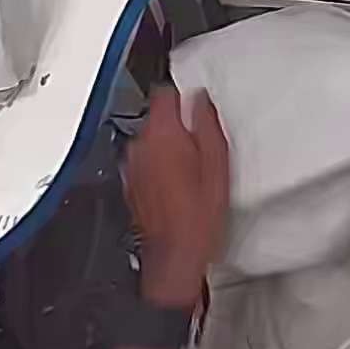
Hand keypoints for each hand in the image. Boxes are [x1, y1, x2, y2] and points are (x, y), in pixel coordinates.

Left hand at [125, 88, 229, 307]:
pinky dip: (160, 161)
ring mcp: (133, 166)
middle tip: (201, 136)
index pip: (164, 93)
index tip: (195, 99)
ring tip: (193, 162)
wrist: (176, 255)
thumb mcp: (218, 160)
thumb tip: (201, 100)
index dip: (182, 92)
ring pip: (151, 136)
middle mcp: (141, 146)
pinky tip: (179, 179)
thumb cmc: (198, 214)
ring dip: (169, 142)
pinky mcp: (131, 183)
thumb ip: (207, 122)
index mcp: (163, 135)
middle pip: (157, 115)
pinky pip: (146, 158)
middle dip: (178, 120)